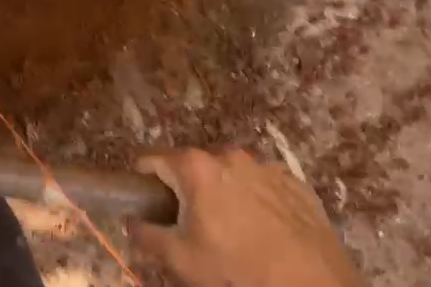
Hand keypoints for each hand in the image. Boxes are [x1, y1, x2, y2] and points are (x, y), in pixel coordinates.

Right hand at [132, 150, 363, 286]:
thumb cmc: (241, 275)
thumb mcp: (181, 261)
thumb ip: (144, 235)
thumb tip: (131, 221)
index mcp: (194, 166)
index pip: (150, 161)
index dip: (145, 185)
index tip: (154, 211)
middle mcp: (228, 155)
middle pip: (192, 167)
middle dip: (188, 192)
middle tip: (198, 230)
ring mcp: (267, 169)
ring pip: (229, 176)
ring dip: (224, 195)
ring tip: (237, 234)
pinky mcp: (299, 187)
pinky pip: (264, 186)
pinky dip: (259, 202)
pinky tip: (268, 234)